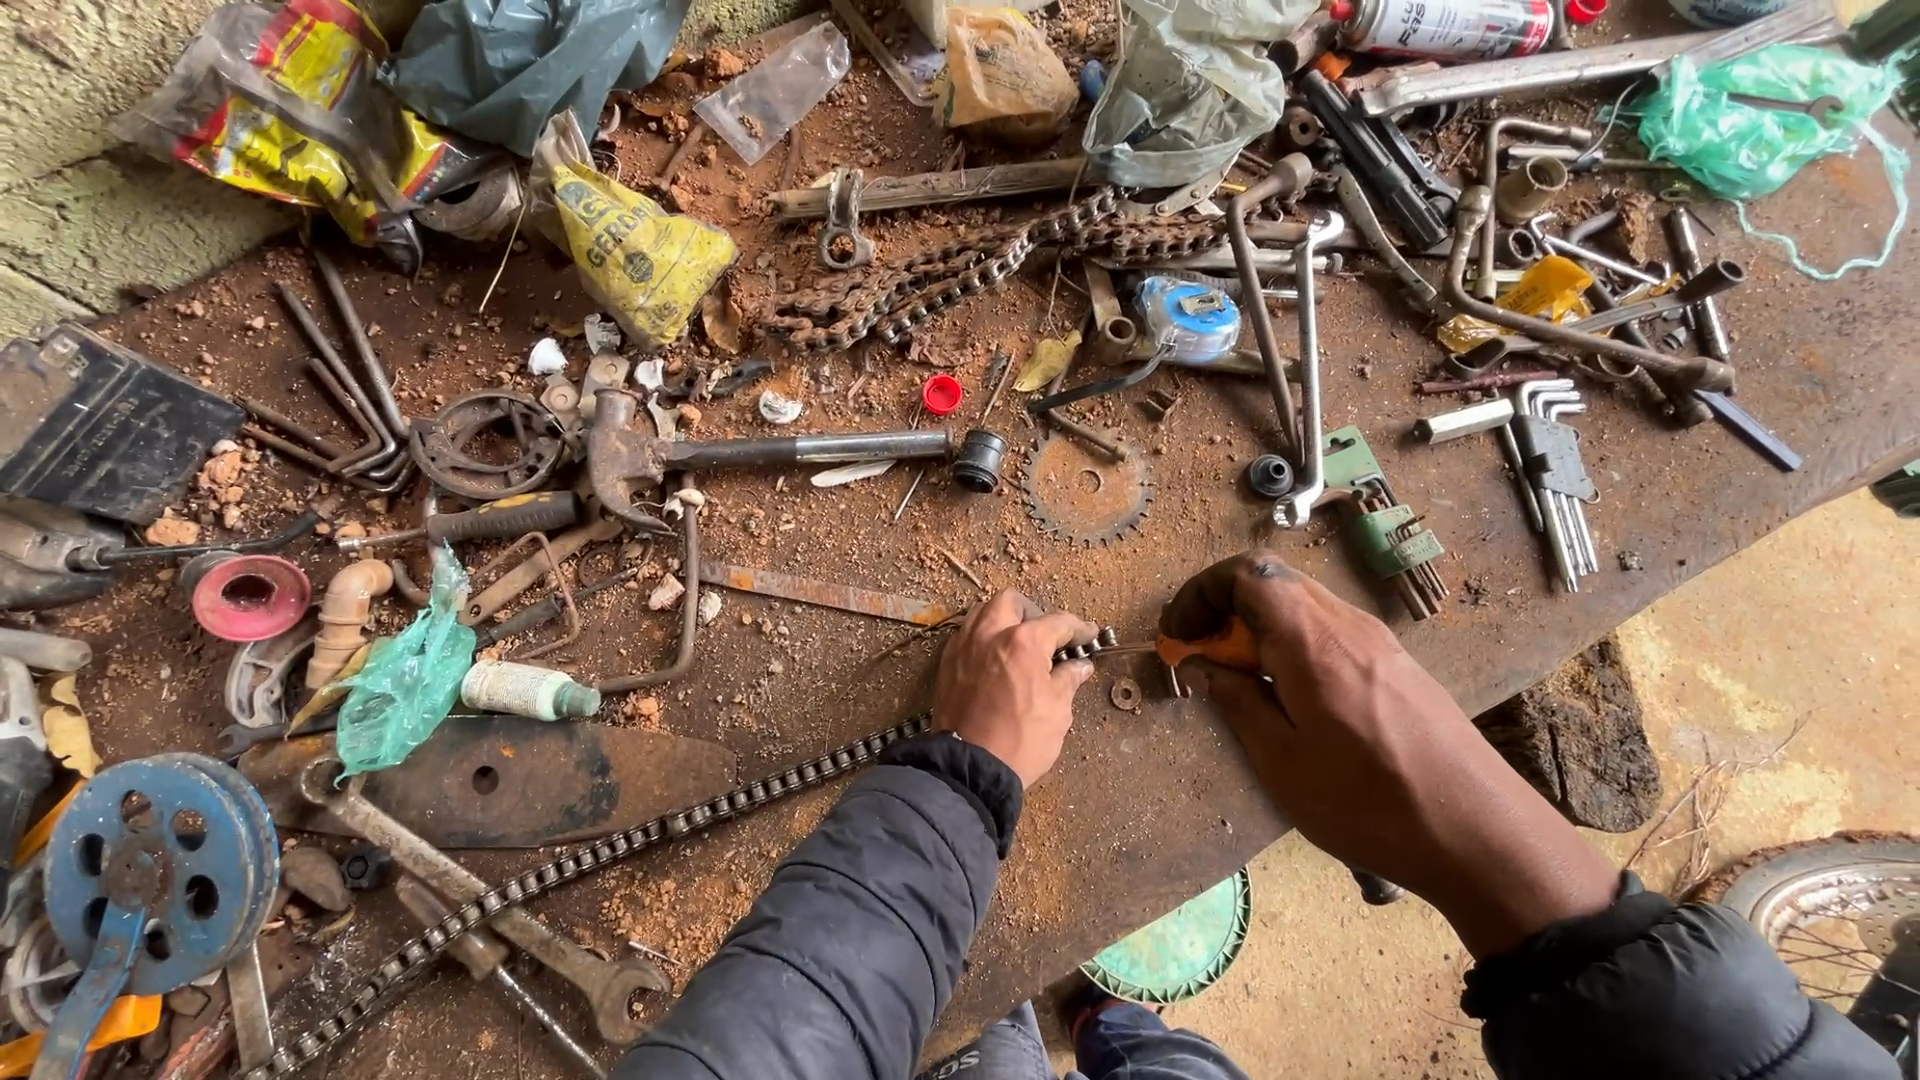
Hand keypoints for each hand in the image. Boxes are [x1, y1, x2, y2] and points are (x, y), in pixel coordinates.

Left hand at [934, 590, 1096, 788]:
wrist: (969, 768)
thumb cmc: (1019, 740)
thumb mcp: (1057, 711)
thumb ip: (1068, 680)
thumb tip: (1079, 666)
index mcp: (1023, 642)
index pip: (1057, 622)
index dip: (1078, 628)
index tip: (1088, 635)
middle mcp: (989, 634)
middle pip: (1011, 602)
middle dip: (1033, 612)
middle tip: (1047, 635)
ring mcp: (963, 647)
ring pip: (982, 612)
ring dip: (1003, 620)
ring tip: (1019, 643)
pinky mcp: (947, 664)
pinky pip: (965, 635)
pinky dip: (982, 637)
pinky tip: (995, 658)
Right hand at [1161, 552, 1616, 957]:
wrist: (1484, 837)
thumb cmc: (1369, 804)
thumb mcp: (1282, 762)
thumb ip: (1236, 700)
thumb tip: (1200, 663)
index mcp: (1311, 641)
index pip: (1246, 573)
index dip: (1200, 594)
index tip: (1179, 638)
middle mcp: (1347, 624)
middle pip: (1272, 579)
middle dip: (1222, 606)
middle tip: (1200, 653)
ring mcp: (1378, 640)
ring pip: (1301, 601)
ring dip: (1256, 623)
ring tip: (1237, 674)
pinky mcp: (1396, 662)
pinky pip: (1328, 626)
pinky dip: (1290, 639)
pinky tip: (1288, 690)